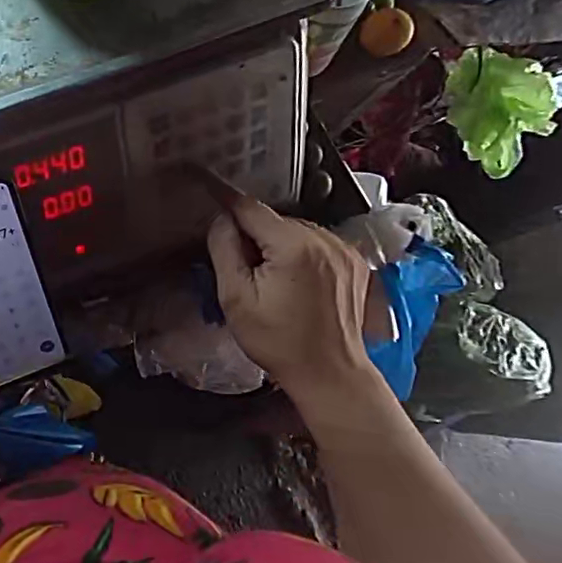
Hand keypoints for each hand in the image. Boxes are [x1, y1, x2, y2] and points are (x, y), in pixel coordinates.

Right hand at [207, 196, 375, 398]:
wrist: (329, 373)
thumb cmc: (278, 341)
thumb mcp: (235, 298)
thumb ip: (225, 251)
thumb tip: (221, 221)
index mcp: (294, 246)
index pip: (250, 208)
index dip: (225, 201)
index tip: (207, 190)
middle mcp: (325, 239)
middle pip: (274, 220)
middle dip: (253, 235)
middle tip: (241, 268)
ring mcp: (344, 250)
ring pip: (295, 231)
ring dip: (276, 244)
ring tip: (268, 279)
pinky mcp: (354, 263)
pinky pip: (316, 244)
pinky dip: (299, 253)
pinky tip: (292, 281)